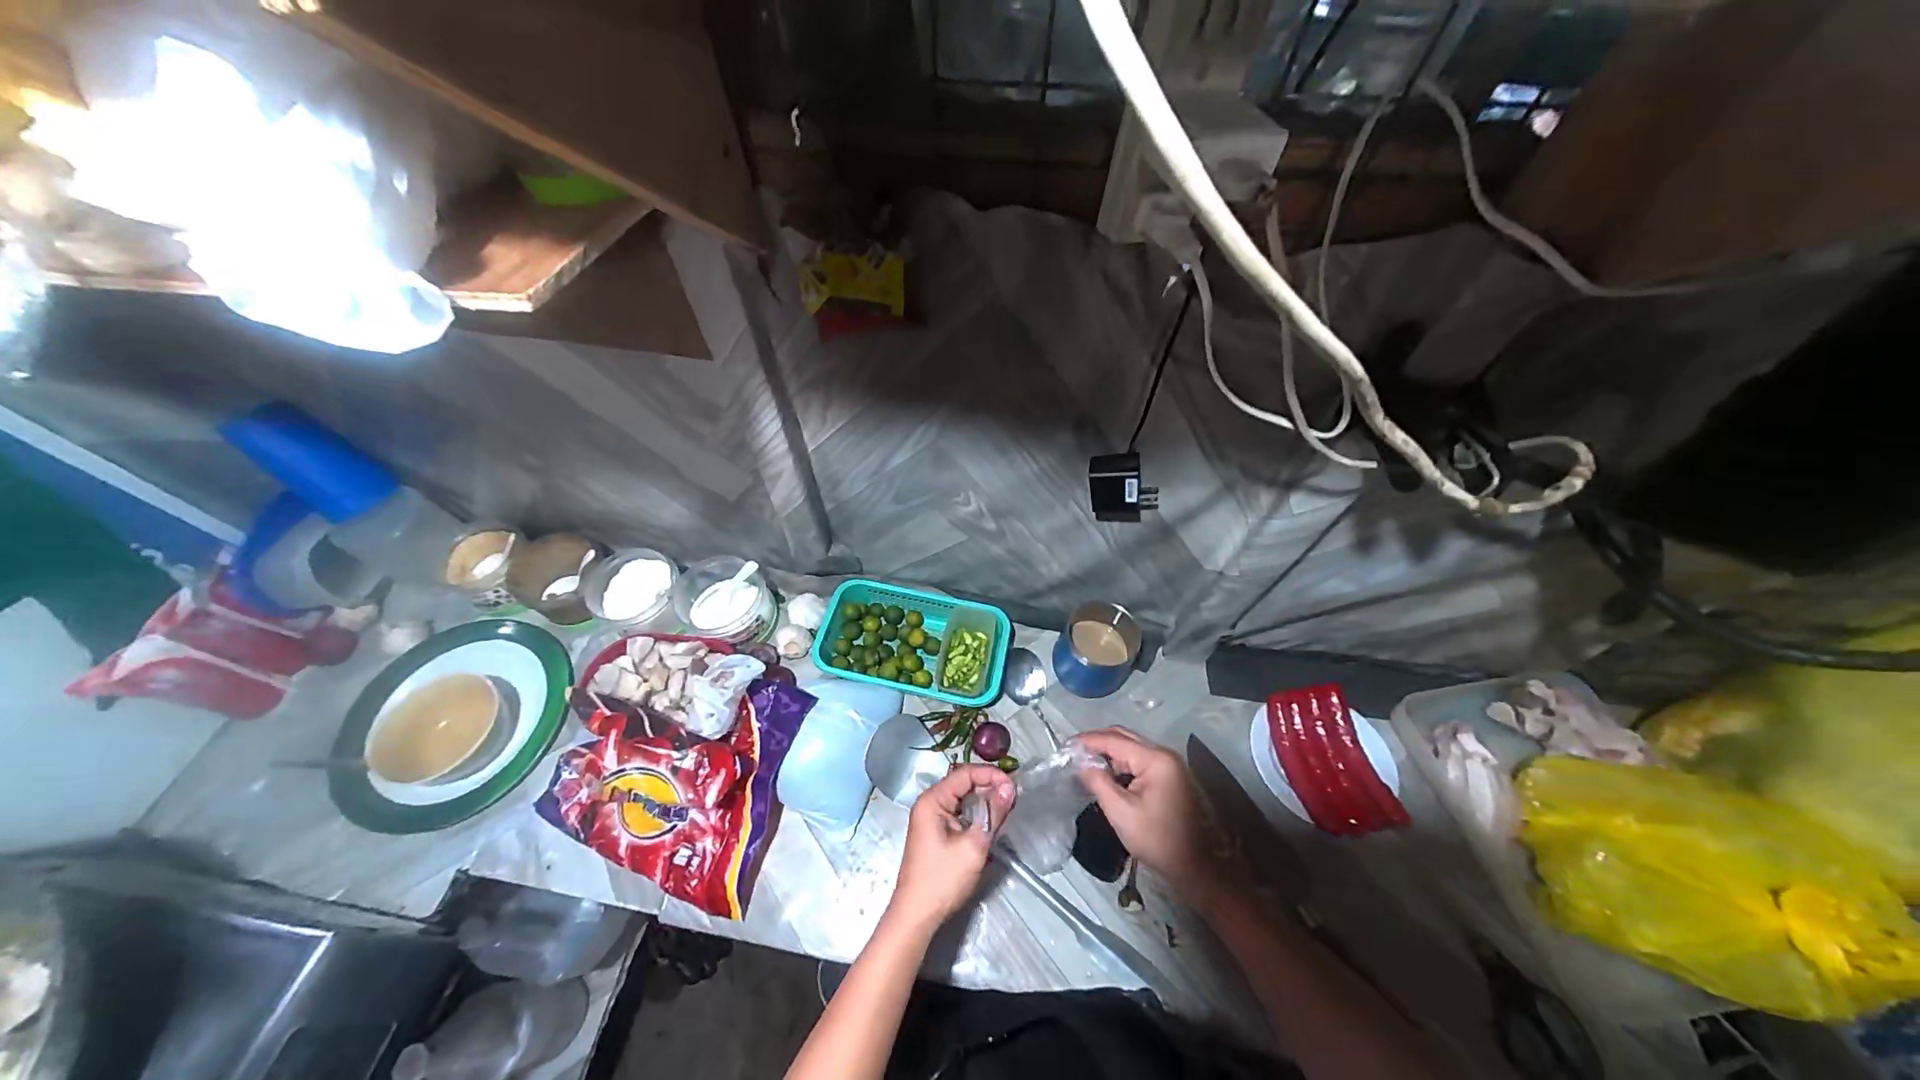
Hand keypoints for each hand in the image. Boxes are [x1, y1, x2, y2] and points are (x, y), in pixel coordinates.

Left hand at [887, 764, 1015, 933]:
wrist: (917, 914)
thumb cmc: (943, 879)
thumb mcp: (974, 846)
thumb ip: (993, 813)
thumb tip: (1010, 787)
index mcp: (933, 800)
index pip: (965, 774)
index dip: (991, 775)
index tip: (1013, 786)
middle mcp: (929, 803)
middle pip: (963, 783)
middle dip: (989, 786)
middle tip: (1013, 798)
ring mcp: (931, 818)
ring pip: (962, 799)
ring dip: (984, 800)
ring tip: (1006, 808)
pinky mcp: (935, 832)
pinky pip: (959, 813)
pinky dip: (976, 814)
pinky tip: (990, 821)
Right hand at [1075, 727, 1223, 904]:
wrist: (1192, 866)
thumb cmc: (1156, 840)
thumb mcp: (1120, 811)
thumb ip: (1098, 781)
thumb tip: (1080, 763)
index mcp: (1156, 760)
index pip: (1115, 740)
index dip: (1088, 741)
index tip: (1066, 746)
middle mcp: (1164, 755)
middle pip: (1124, 737)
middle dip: (1097, 742)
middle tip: (1072, 752)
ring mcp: (1168, 764)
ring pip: (1131, 748)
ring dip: (1108, 752)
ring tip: (1085, 762)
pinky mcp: (1168, 775)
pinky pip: (1139, 760)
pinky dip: (1120, 763)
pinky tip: (1105, 773)